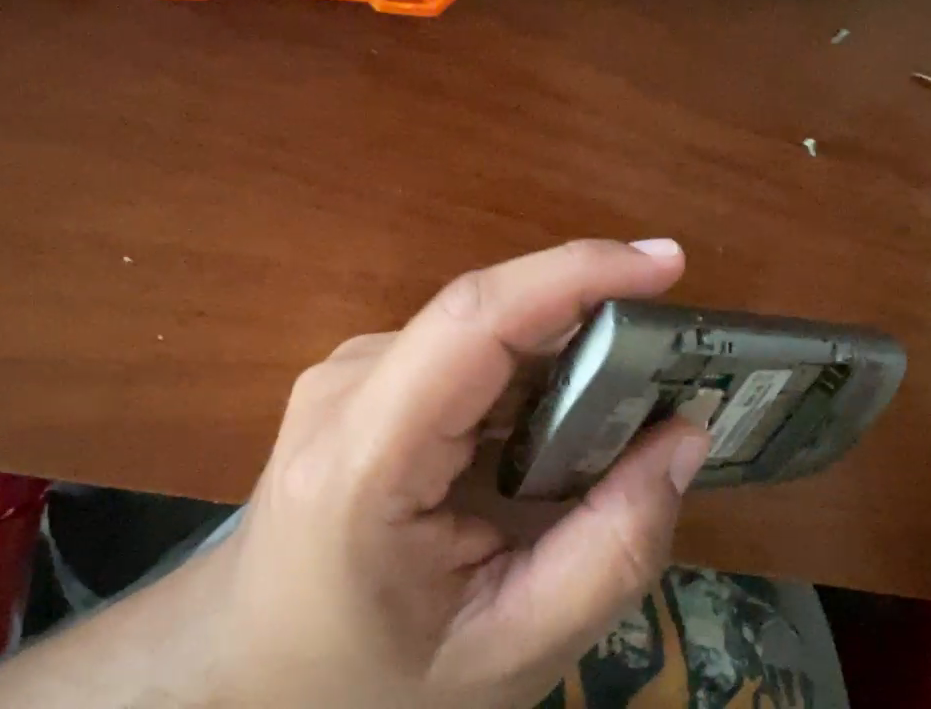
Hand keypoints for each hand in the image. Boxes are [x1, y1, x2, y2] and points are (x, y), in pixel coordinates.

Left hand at [0, 240, 710, 708]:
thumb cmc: (367, 679)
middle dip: (589, 314)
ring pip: (478, 330)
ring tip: (631, 403)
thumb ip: (609, 552)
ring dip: (560, 350)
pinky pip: (461, 354)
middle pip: (482, 315)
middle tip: (678, 355)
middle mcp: (346, 386)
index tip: (665, 264)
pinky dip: (526, 373)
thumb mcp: (507, 651)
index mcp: (364, 458)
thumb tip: (682, 437)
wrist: (248, 664)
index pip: (473, 322)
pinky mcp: (360, 379)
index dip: (572, 274)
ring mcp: (346, 374)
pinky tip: (560, 424)